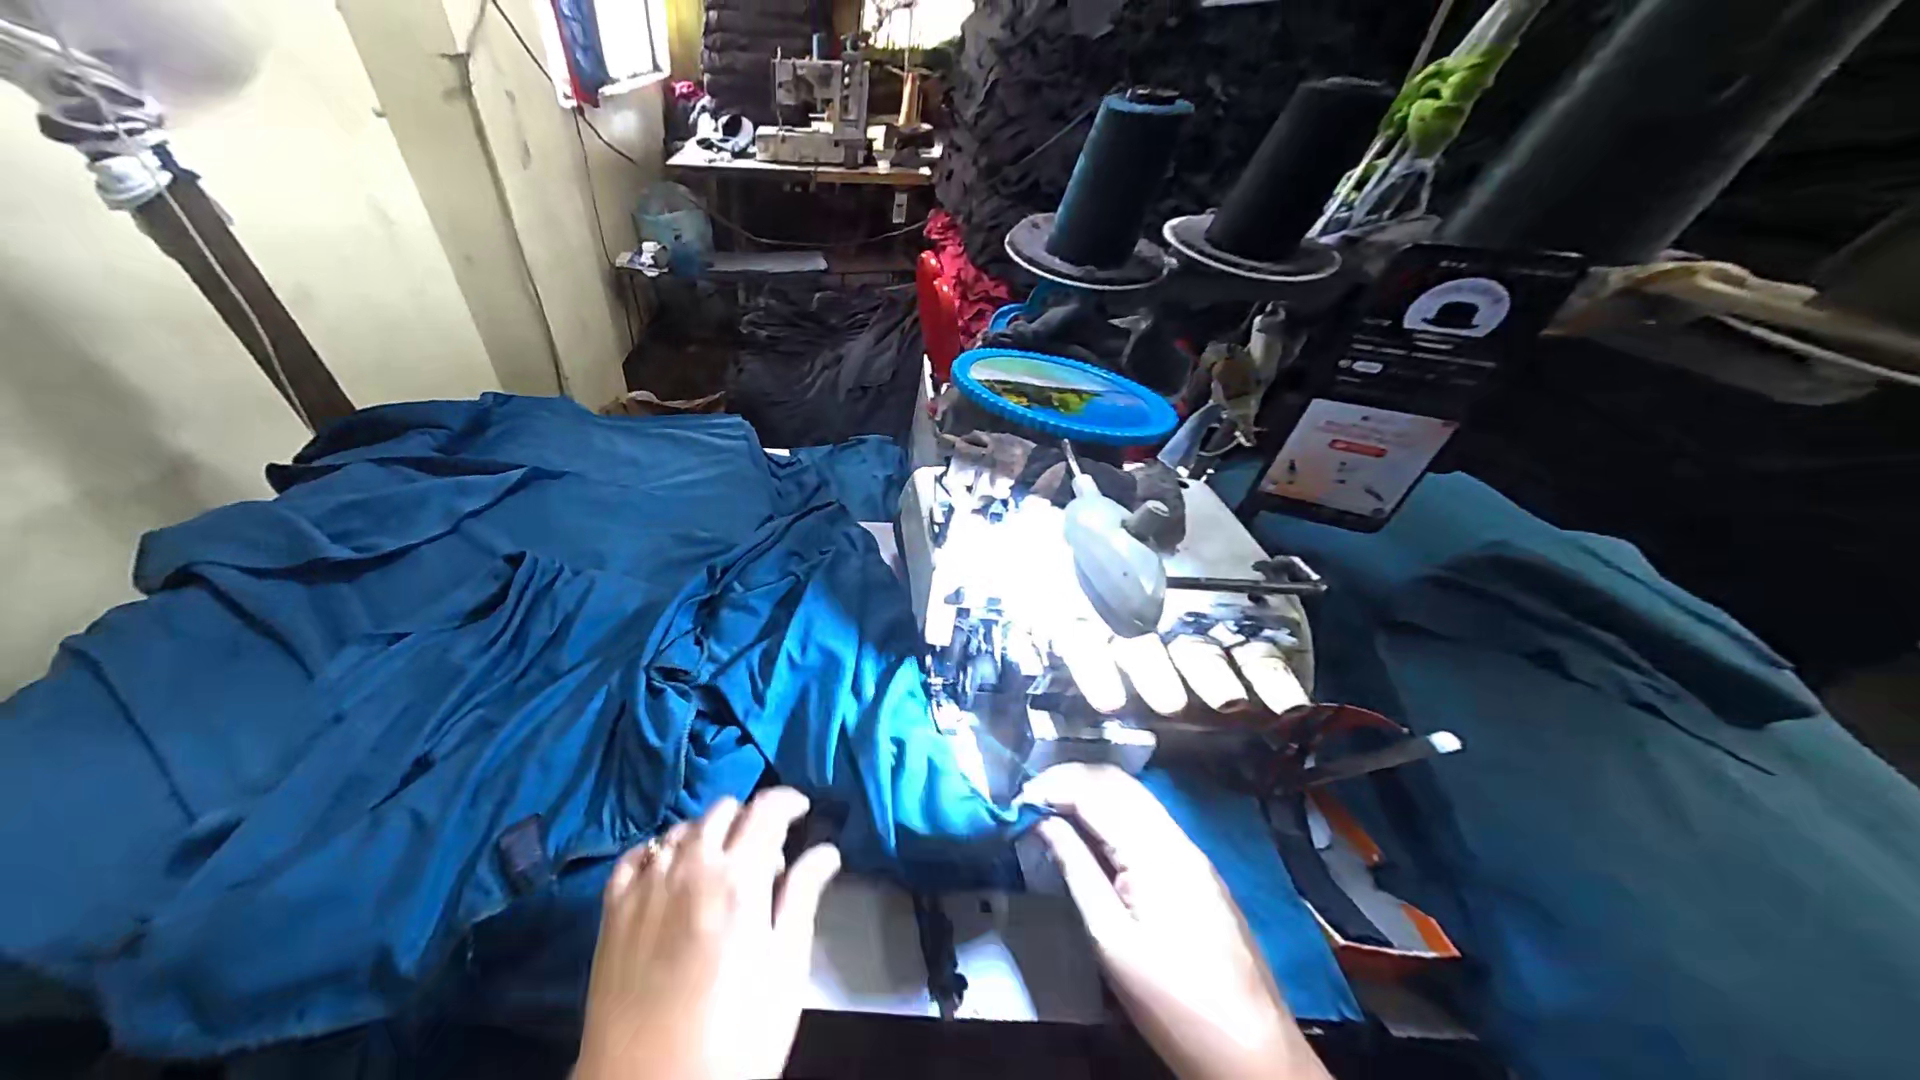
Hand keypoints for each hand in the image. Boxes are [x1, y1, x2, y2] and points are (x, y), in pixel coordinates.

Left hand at [575, 788, 841, 1079]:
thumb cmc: (735, 1036)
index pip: (767, 810)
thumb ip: (803, 897)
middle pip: (724, 811)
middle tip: (766, 852)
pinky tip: (673, 874)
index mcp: (739, 877)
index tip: (802, 810)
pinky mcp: (612, 911)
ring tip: (722, 866)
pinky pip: (638, 855)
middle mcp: (691, 867)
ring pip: (682, 827)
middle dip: (751, 817)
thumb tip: (826, 850)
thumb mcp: (786, 968)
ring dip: (709, 833)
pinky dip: (662, 851)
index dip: (789, 801)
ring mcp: (646, 886)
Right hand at [1020, 764, 1329, 1079]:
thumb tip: (1043, 822)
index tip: (1017, 802)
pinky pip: (1145, 817)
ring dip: (1089, 791)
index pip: (1095, 791)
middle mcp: (1175, 837)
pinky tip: (1089, 829)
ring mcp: (1189, 850)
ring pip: (1132, 795)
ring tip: (1050, 808)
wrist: (1252, 1050)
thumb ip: (1076, 870)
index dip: (1051, 786)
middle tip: (1029, 799)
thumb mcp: (1111, 941)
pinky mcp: (1193, 866)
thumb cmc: (1173, 1003)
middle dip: (1068, 779)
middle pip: (1116, 781)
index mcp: (1156, 852)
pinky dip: (1110, 810)